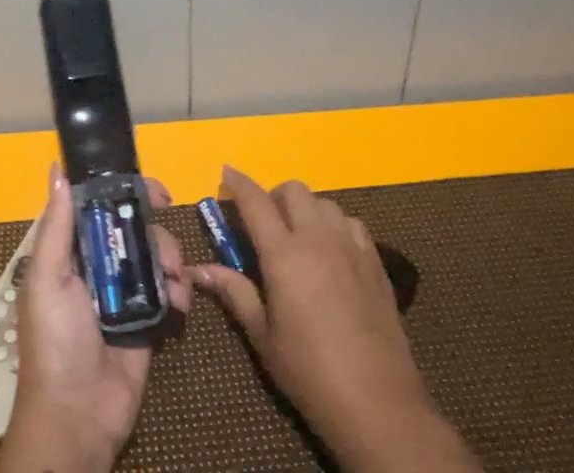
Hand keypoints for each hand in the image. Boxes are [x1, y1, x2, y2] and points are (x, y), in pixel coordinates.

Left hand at [0, 164, 190, 472]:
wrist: (78, 415)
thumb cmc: (54, 342)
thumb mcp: (47, 280)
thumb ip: (56, 227)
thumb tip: (57, 171)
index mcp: (68, 254)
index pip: (98, 209)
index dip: (124, 193)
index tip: (154, 189)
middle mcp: (97, 268)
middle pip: (134, 229)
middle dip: (154, 229)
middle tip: (167, 236)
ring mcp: (124, 294)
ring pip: (156, 256)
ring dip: (170, 260)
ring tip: (173, 281)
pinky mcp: (149, 320)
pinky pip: (171, 291)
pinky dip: (180, 290)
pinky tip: (180, 302)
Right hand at [193, 166, 479, 472]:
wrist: (376, 400)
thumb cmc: (308, 370)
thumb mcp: (262, 335)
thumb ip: (233, 292)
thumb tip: (196, 269)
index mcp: (284, 254)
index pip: (256, 202)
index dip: (238, 184)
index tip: (226, 173)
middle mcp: (318, 239)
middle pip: (295, 191)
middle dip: (274, 196)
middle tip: (263, 224)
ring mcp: (352, 248)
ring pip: (326, 203)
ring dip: (306, 210)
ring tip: (298, 238)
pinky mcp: (377, 263)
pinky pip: (353, 225)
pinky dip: (336, 226)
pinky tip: (332, 253)